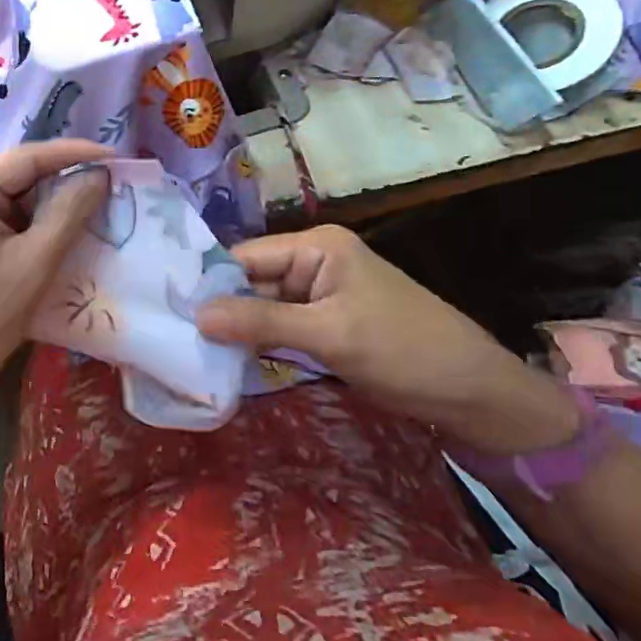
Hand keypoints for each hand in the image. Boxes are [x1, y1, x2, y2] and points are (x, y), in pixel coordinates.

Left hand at [0, 141, 111, 434]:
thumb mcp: (33, 264)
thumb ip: (68, 213)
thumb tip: (99, 175)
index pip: (25, 159)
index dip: (74, 153)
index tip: (116, 157)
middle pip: (15, 176)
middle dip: (63, 179)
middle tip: (109, 182)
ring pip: (10, 199)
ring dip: (49, 204)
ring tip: (93, 204)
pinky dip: (31, 224)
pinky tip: (60, 231)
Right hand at [196, 226, 578, 452]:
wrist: (473, 394)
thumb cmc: (405, 350)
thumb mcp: (330, 334)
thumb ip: (261, 322)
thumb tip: (196, 315)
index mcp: (317, 247)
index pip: (246, 257)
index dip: (209, 281)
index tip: (168, 307)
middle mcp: (313, 263)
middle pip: (250, 283)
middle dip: (219, 310)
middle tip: (173, 337)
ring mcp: (319, 296)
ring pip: (261, 309)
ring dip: (236, 331)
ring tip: (189, 351)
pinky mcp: (325, 326)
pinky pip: (279, 330)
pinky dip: (258, 345)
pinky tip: (226, 361)